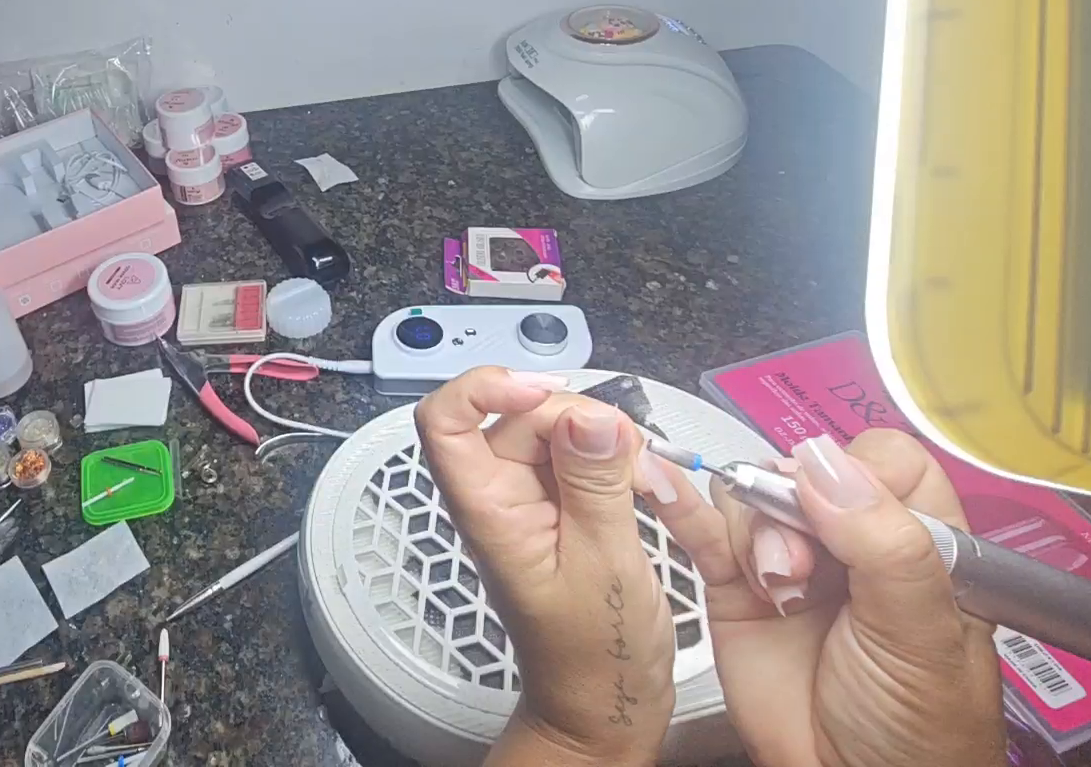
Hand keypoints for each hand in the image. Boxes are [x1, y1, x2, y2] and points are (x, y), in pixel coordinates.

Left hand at [416, 368, 679, 766]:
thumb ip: (595, 484)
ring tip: (646, 482)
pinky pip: (576, 453)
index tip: (545, 393)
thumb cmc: (596, 652)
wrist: (602, 703)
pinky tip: (645, 486)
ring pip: (552, 428)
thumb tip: (589, 414)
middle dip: (577, 420)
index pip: (444, 419)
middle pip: (516, 415)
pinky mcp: (555, 498)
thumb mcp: (606, 563)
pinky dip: (613, 458)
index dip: (483, 388)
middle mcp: (495, 488)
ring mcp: (524, 492)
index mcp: (484, 504)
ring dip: (604, 441)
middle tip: (634, 457)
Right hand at [648, 429, 1004, 766]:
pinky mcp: (729, 577)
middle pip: (799, 474)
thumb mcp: (921, 640)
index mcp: (918, 547)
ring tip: (773, 587)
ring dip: (751, 533)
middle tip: (802, 567)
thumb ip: (886, 547)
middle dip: (792, 511)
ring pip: (745, 494)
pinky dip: (676, 500)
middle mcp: (846, 543)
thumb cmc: (913, 732)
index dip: (854, 471)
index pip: (884, 463)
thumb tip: (824, 463)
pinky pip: (695, 523)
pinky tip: (661, 485)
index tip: (835, 510)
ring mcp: (784, 557)